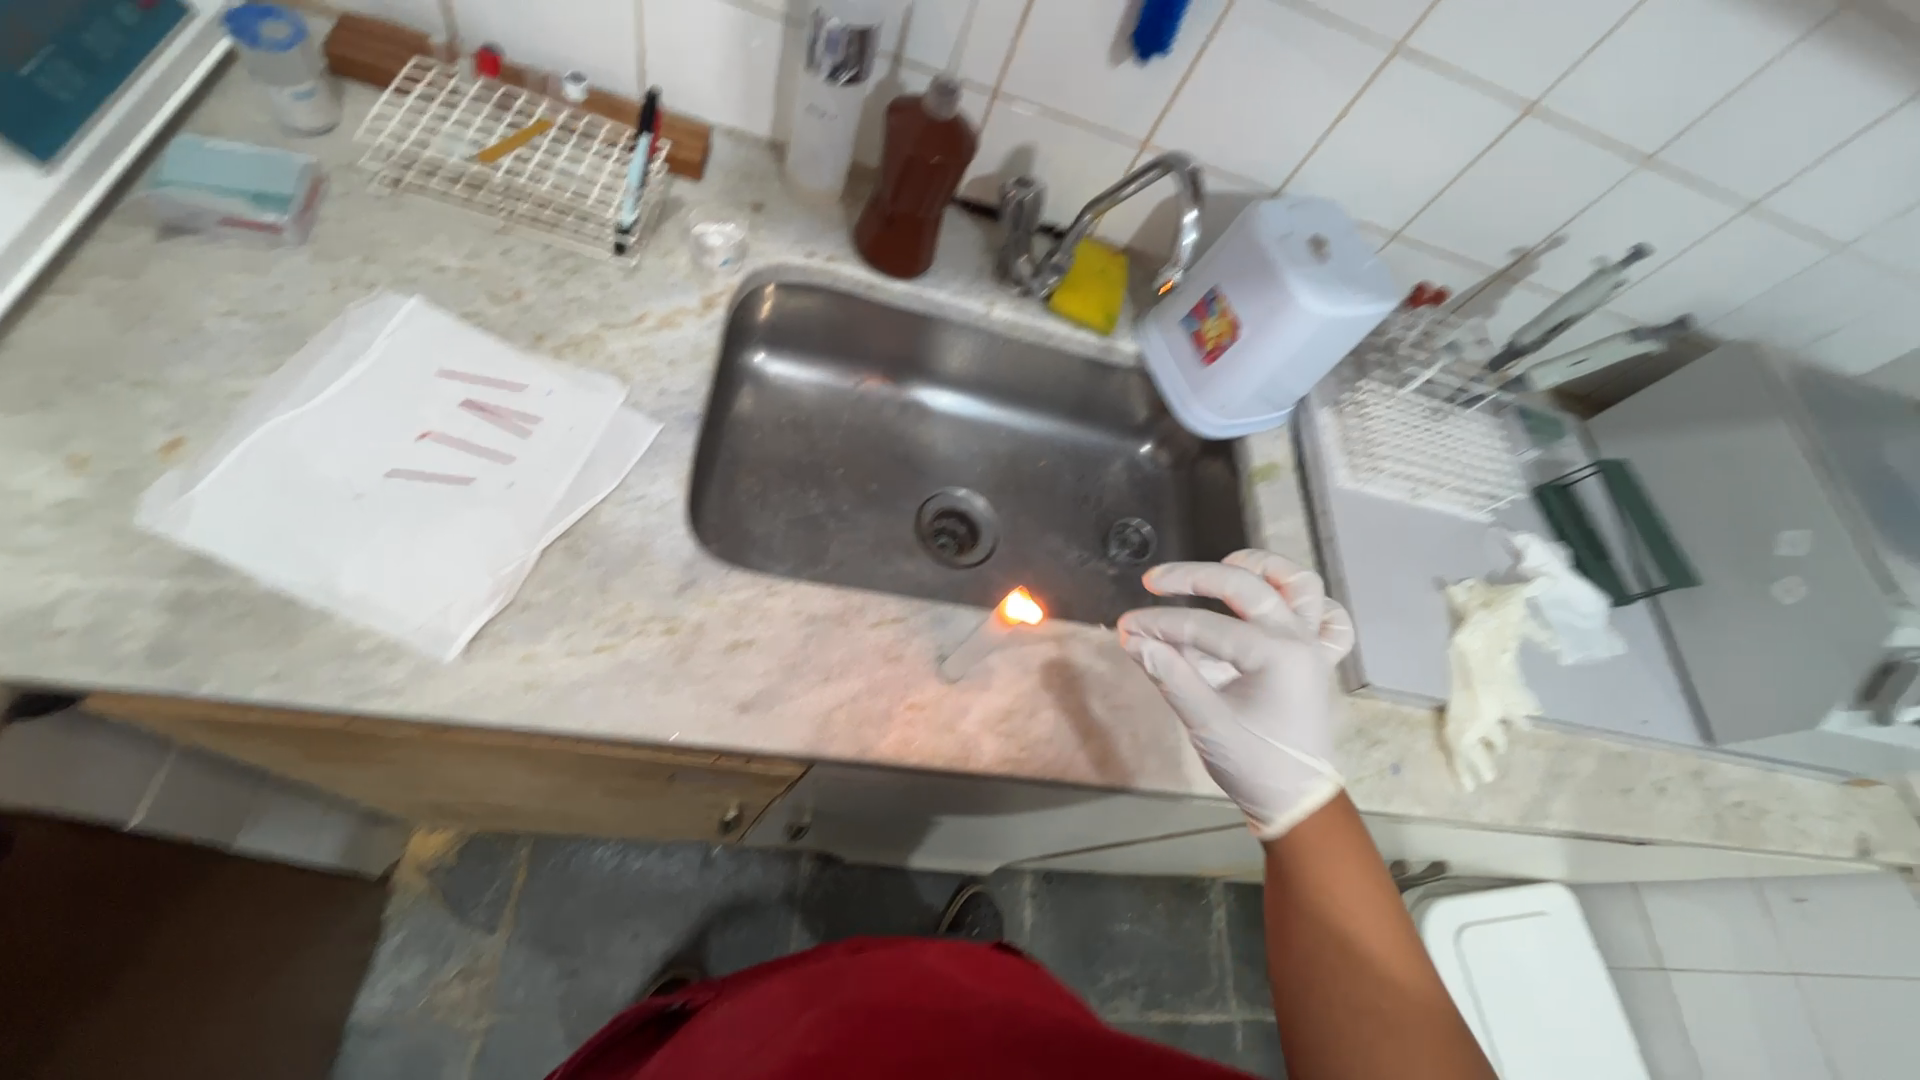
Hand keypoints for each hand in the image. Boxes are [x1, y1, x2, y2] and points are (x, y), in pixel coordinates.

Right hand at [1116, 550, 1353, 839]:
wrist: (1297, 801)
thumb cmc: (1253, 765)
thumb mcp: (1205, 724)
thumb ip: (1170, 676)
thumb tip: (1132, 639)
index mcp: (1275, 657)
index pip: (1204, 625)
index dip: (1159, 623)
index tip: (1125, 627)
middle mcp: (1299, 640)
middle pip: (1244, 585)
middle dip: (1192, 576)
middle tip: (1153, 581)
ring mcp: (1314, 646)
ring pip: (1299, 584)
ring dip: (1262, 567)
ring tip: (1224, 565)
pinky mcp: (1318, 657)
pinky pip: (1326, 617)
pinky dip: (1304, 602)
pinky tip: (1274, 601)